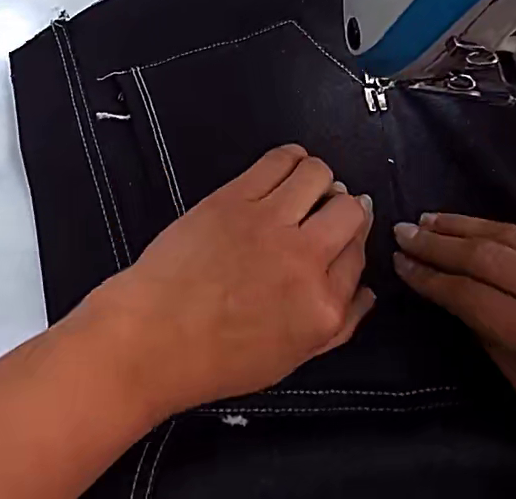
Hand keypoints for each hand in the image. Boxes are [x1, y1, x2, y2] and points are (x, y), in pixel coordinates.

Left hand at [74, 145, 374, 417]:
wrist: (150, 339)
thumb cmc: (213, 356)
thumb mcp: (290, 358)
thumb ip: (339, 326)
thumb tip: (366, 293)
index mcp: (321, 305)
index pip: (359, 254)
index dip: (353, 240)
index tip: (343, 233)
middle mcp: (304, 259)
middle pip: (350, 209)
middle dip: (345, 207)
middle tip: (328, 211)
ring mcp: (270, 222)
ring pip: (320, 175)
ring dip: (320, 179)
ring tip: (307, 187)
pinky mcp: (237, 196)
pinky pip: (281, 159)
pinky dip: (293, 157)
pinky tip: (289, 166)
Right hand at [394, 213, 515, 498]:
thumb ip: (508, 360)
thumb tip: (470, 315)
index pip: (477, 298)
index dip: (434, 279)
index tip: (404, 265)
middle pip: (495, 254)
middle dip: (444, 241)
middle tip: (407, 230)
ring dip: (473, 227)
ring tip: (435, 220)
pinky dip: (512, 236)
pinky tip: (489, 232)